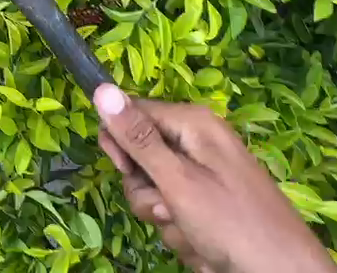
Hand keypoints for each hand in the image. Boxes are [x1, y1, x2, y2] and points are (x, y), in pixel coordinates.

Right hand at [93, 84, 336, 272]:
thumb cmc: (235, 227)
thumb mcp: (179, 181)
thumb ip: (137, 138)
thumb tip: (100, 88)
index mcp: (193, 124)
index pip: (130, 113)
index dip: (119, 142)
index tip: (123, 169)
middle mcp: (198, 144)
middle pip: (139, 154)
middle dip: (147, 190)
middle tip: (168, 209)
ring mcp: (205, 178)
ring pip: (153, 189)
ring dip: (164, 217)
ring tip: (194, 235)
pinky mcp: (210, 208)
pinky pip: (174, 212)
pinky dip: (183, 233)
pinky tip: (206, 248)